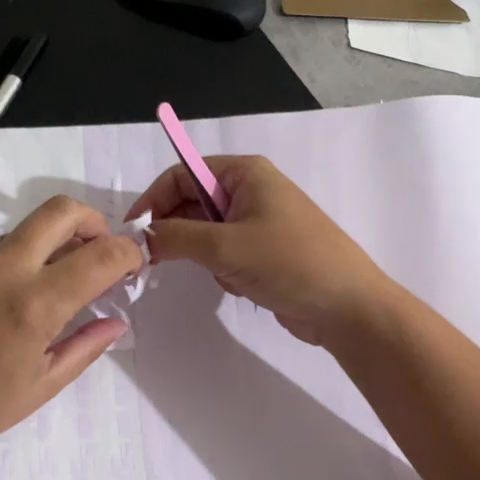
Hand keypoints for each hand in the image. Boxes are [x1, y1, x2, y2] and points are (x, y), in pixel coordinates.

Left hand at [0, 196, 142, 470]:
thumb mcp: (38, 387)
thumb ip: (84, 348)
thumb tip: (116, 322)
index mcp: (35, 303)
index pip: (101, 254)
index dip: (129, 254)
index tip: (136, 268)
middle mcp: (7, 267)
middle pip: (63, 210)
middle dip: (96, 223)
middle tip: (105, 256)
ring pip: (32, 225)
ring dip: (61, 239)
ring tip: (68, 283)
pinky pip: (7, 244)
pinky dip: (32, 254)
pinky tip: (29, 296)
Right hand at [127, 155, 395, 345]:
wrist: (346, 306)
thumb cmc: (289, 262)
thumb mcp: (224, 246)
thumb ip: (175, 237)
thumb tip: (138, 238)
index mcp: (245, 173)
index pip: (182, 173)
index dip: (154, 200)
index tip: (132, 233)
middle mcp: (251, 191)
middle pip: (192, 203)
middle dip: (179, 233)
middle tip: (159, 261)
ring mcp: (259, 223)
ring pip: (206, 234)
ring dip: (205, 257)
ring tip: (225, 274)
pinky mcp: (264, 253)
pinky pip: (224, 256)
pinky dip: (224, 271)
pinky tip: (243, 286)